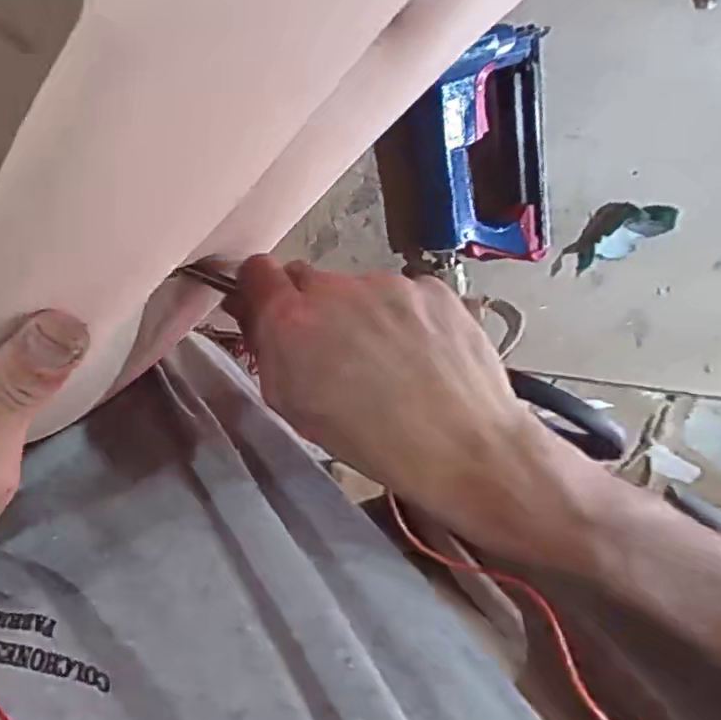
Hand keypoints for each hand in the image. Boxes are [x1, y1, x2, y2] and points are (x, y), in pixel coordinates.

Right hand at [224, 255, 604, 561]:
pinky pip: (399, 290)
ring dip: (356, 310)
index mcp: (291, 321)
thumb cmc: (371, 439)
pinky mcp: (430, 287)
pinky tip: (415, 351)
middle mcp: (335, 290)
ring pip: (354, 286)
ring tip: (383, 357)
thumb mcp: (291, 404)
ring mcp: (387, 283)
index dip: (259, 289)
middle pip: (305, 277)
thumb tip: (255, 312)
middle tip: (327, 344)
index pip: (256, 270)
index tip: (267, 305)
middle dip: (307, 304)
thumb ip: (264, 349)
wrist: (465, 448)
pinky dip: (400, 313)